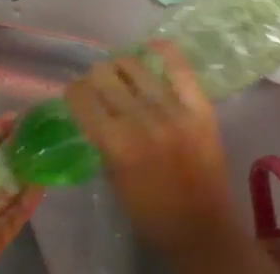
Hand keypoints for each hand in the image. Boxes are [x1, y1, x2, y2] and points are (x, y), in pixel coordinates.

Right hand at [67, 41, 270, 269]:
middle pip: (103, 74)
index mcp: (117, 144)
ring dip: (120, 66)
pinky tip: (150, 48)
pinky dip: (163, 52)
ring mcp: (175, 112)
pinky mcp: (201, 110)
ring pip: (134, 65)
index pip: (80, 96)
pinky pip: (180, 68)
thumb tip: (89, 107)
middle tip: (99, 89)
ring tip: (122, 74)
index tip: (76, 98)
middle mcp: (143, 121)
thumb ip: (99, 139)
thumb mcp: (112, 180)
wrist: (206, 232)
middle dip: (94, 79)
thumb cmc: (151, 214)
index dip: (73, 93)